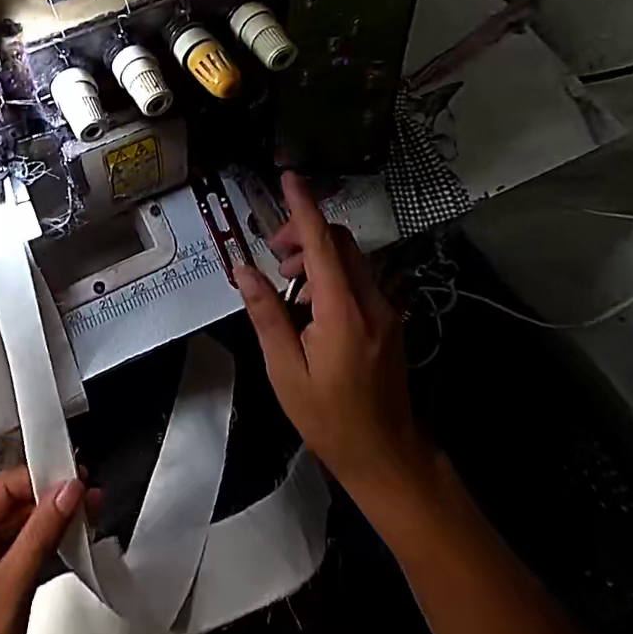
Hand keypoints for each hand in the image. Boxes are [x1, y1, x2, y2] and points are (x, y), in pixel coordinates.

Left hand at [0, 467, 84, 633]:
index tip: (77, 480)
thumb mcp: (9, 589)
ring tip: (80, 522)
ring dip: (45, 526)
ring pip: (10, 526)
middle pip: (9, 503)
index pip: (4, 484)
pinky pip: (4, 548)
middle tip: (86, 502)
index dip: (44, 480)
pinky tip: (59, 545)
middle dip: (49, 504)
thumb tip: (65, 493)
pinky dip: (32, 548)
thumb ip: (42, 533)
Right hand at [235, 172, 429, 494]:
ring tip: (285, 288)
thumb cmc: (330, 418)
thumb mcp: (285, 370)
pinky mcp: (388, 320)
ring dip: (315, 257)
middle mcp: (372, 301)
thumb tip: (243, 271)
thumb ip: (266, 314)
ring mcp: (386, 310)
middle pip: (340, 242)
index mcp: (344, 312)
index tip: (289, 177)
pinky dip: (329, 276)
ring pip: (350, 258)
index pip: (323, 244)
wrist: (387, 456)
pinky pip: (357, 279)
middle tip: (273, 259)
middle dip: (303, 235)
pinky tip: (308, 308)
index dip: (303, 208)